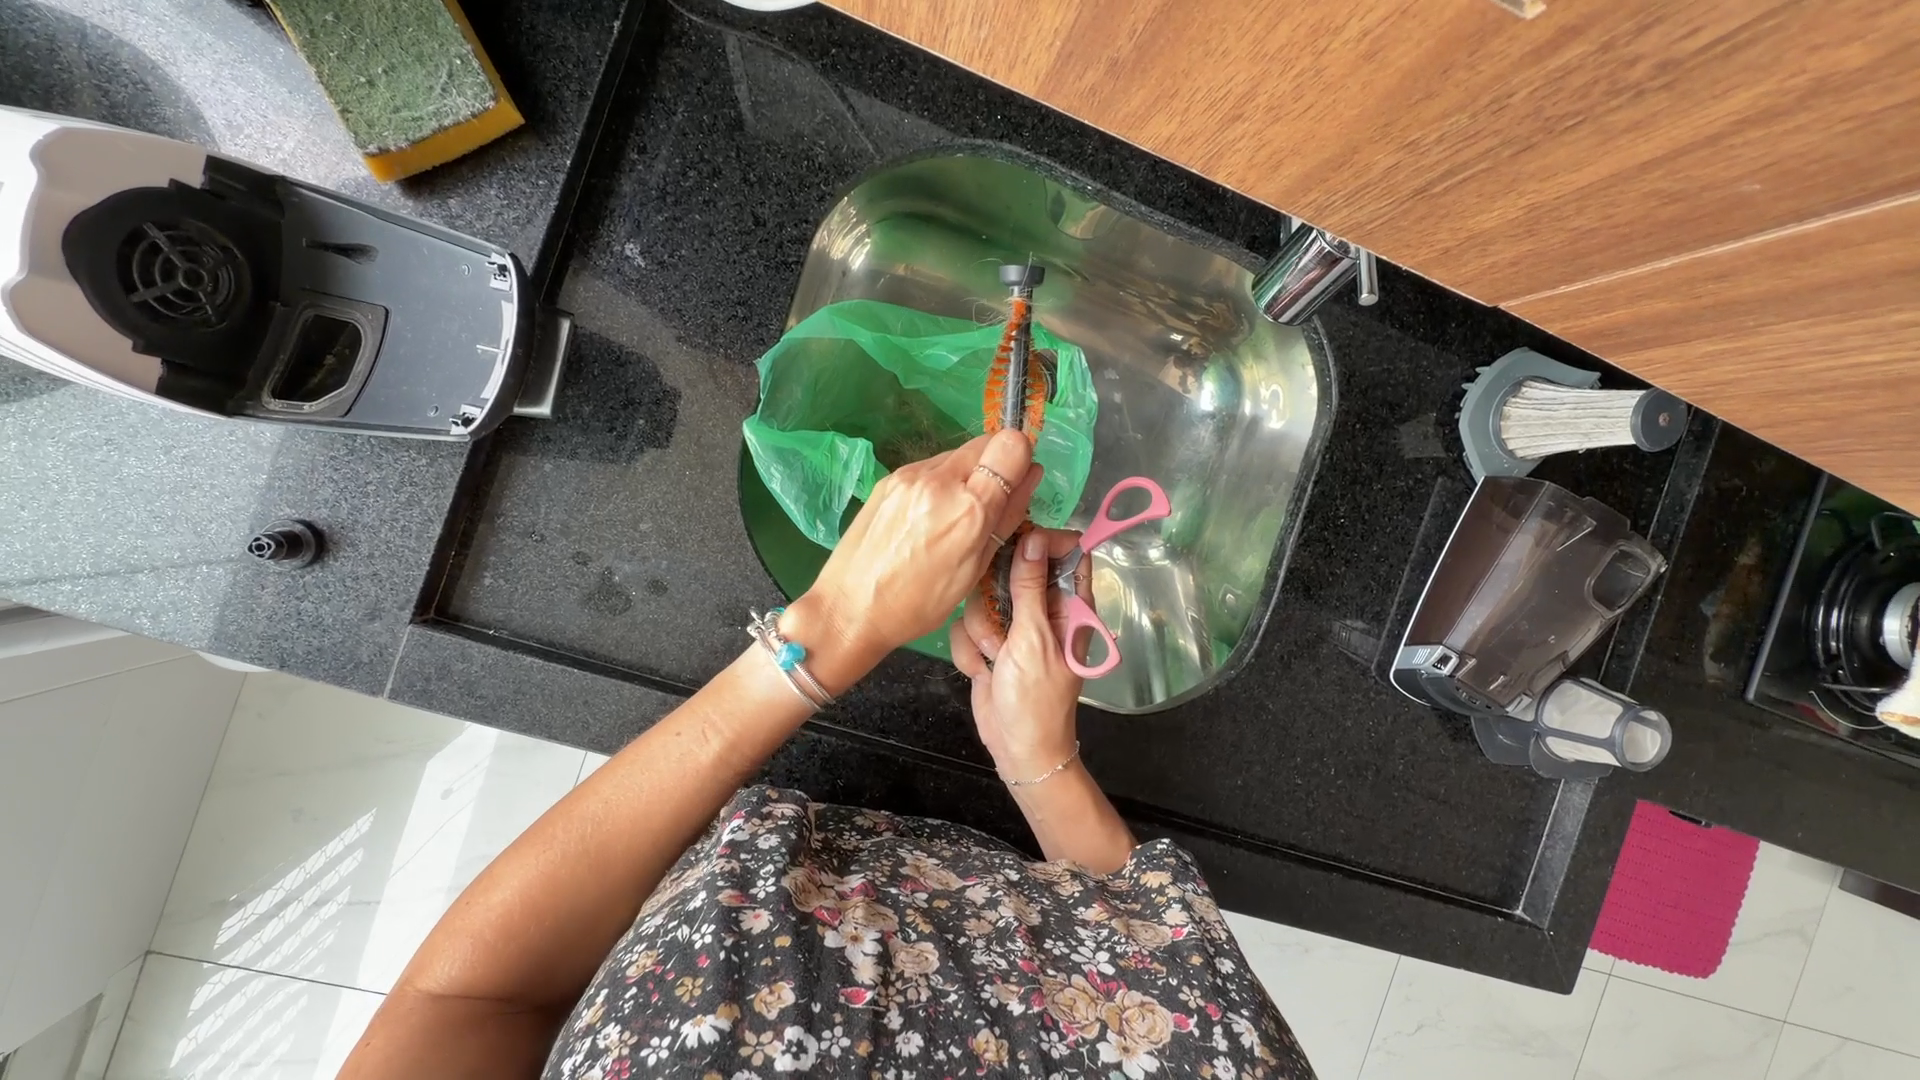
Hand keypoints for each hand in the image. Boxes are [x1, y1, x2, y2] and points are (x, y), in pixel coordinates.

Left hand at [788, 430, 1041, 690]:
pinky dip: (940, 484)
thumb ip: (1007, 516)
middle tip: (985, 505)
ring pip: (957, 455)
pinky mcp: (889, 478)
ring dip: (966, 475)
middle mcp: (940, 480)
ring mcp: (910, 475)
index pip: (1011, 444)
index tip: (1014, 483)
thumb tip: (1030, 475)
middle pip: (986, 442)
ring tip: (950, 518)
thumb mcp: (975, 569)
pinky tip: (926, 518)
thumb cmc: (919, 604)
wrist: (849, 608)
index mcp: (969, 508)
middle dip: (995, 466)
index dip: (1019, 460)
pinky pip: (931, 467)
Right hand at [950, 527, 1087, 779]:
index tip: (1019, 543)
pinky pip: (965, 626)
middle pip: (1012, 571)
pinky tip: (982, 670)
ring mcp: (1011, 627)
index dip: (1044, 542)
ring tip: (995, 657)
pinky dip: (970, 651)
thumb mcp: (1033, 638)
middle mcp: (1040, 610)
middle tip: (1001, 623)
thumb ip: (1029, 587)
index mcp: (1068, 606)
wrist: (1017, 748)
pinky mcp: (986, 643)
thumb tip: (1033, 538)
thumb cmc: (1037, 697)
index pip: (1066, 555)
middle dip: (997, 598)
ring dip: (982, 632)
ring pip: (982, 599)